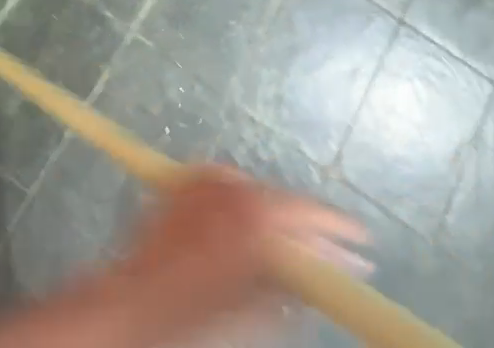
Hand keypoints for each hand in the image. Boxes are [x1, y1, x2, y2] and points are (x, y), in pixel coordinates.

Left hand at [113, 166, 369, 341]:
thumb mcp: (256, 307)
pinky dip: (244, 203)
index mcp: (253, 214)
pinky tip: (250, 226)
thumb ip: (295, 284)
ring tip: (293, 247)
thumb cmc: (193, 313)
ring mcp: (205, 179)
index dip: (339, 230)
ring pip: (258, 192)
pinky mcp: (184, 182)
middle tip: (332, 254)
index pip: (311, 214)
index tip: (363, 244)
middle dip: (309, 228)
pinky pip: (227, 186)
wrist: (130, 300)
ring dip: (278, 215)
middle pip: (285, 201)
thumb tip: (327, 273)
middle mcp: (232, 186)